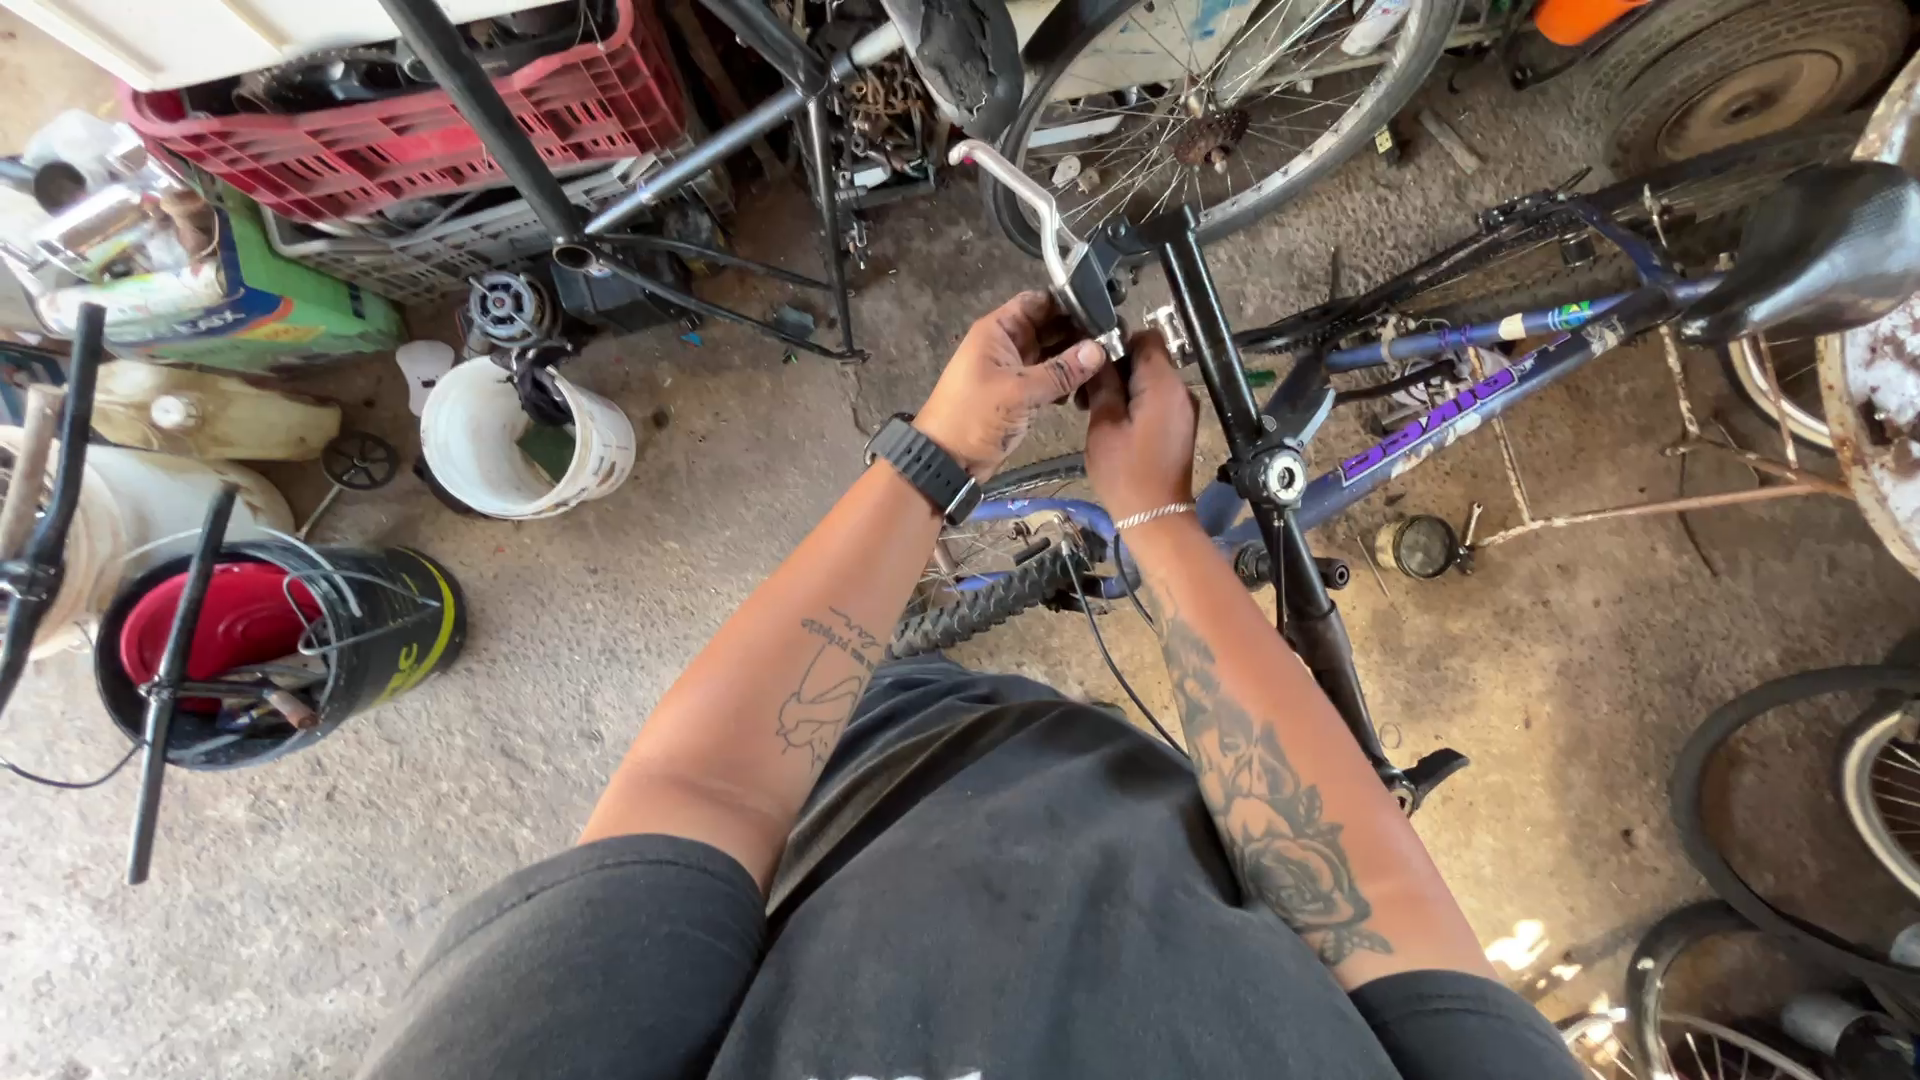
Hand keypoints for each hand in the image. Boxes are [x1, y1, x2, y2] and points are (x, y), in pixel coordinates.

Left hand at [914, 291, 1107, 477]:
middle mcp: (1008, 344)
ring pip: (1052, 354)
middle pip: (1049, 327)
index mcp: (999, 331)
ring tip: (1108, 363)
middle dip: (1079, 333)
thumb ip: (1060, 371)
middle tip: (1115, 339)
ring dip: (1075, 359)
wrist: (948, 459)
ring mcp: (1014, 370)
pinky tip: (1087, 389)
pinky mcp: (1020, 395)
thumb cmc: (974, 416)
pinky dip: (1066, 383)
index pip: (1038, 302)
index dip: (1068, 303)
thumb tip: (1099, 350)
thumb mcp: (1018, 391)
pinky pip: (1049, 379)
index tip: (1102, 310)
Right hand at [1085, 330, 1199, 520]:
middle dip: (1117, 368)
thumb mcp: (1104, 426)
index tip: (1092, 364)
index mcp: (1163, 384)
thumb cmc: (1125, 474)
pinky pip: (1157, 400)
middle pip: (1148, 358)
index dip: (1116, 343)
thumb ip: (1103, 385)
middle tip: (1086, 394)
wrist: (1155, 516)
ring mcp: (1184, 409)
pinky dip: (1135, 404)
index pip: (1145, 337)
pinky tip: (1114, 424)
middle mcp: (1181, 390)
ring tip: (1096, 411)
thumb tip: (1099, 357)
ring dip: (1123, 388)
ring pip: (1151, 380)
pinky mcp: (1180, 426)